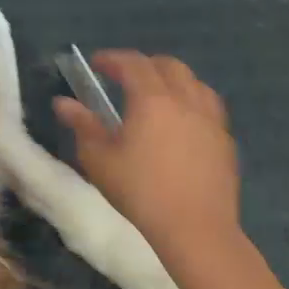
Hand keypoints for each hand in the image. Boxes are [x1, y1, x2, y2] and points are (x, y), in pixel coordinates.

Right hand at [54, 51, 240, 258]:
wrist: (196, 229)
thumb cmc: (140, 190)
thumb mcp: (98, 158)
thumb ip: (82, 125)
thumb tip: (63, 103)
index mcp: (152, 100)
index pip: (133, 64)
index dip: (112, 59)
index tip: (95, 64)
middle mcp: (185, 102)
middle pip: (169, 66)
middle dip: (144, 64)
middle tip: (123, 76)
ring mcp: (211, 122)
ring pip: (195, 83)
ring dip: (172, 80)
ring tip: (155, 95)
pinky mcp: (225, 143)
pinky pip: (209, 107)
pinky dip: (190, 101)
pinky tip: (179, 122)